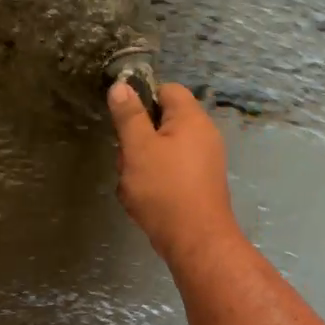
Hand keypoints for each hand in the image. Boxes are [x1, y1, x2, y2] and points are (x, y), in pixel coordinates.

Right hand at [108, 82, 241, 262]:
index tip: (123, 122)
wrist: (195, 239)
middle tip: (127, 162)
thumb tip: (121, 86)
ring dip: (140, 166)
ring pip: (161, 152)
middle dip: (137, 141)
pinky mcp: (199, 185)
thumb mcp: (138, 148)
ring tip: (133, 187)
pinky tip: (144, 201)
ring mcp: (203, 162)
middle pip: (161, 124)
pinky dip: (153, 183)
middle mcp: (203, 135)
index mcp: (191, 119)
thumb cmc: (164, 189)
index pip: (167, 90)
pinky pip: (170, 174)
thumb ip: (129, 116)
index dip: (142, 100)